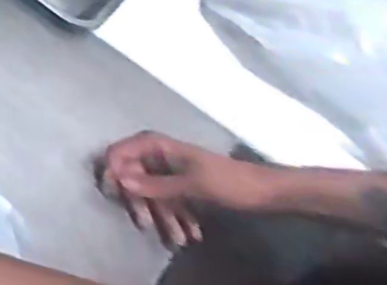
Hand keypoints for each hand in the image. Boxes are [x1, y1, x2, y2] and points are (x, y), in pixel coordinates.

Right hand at [97, 132, 278, 248]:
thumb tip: (119, 181)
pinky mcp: (181, 184)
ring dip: (163, 216)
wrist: (274, 193)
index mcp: (151, 145)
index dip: (113, 173)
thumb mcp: (194, 185)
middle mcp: (153, 154)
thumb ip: (157, 184)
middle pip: (133, 176)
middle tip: (147, 225)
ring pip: (153, 192)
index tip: (115, 195)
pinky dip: (178, 217)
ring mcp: (167, 169)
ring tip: (178, 241)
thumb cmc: (231, 182)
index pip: (117, 154)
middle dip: (142, 203)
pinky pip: (170, 199)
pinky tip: (191, 235)